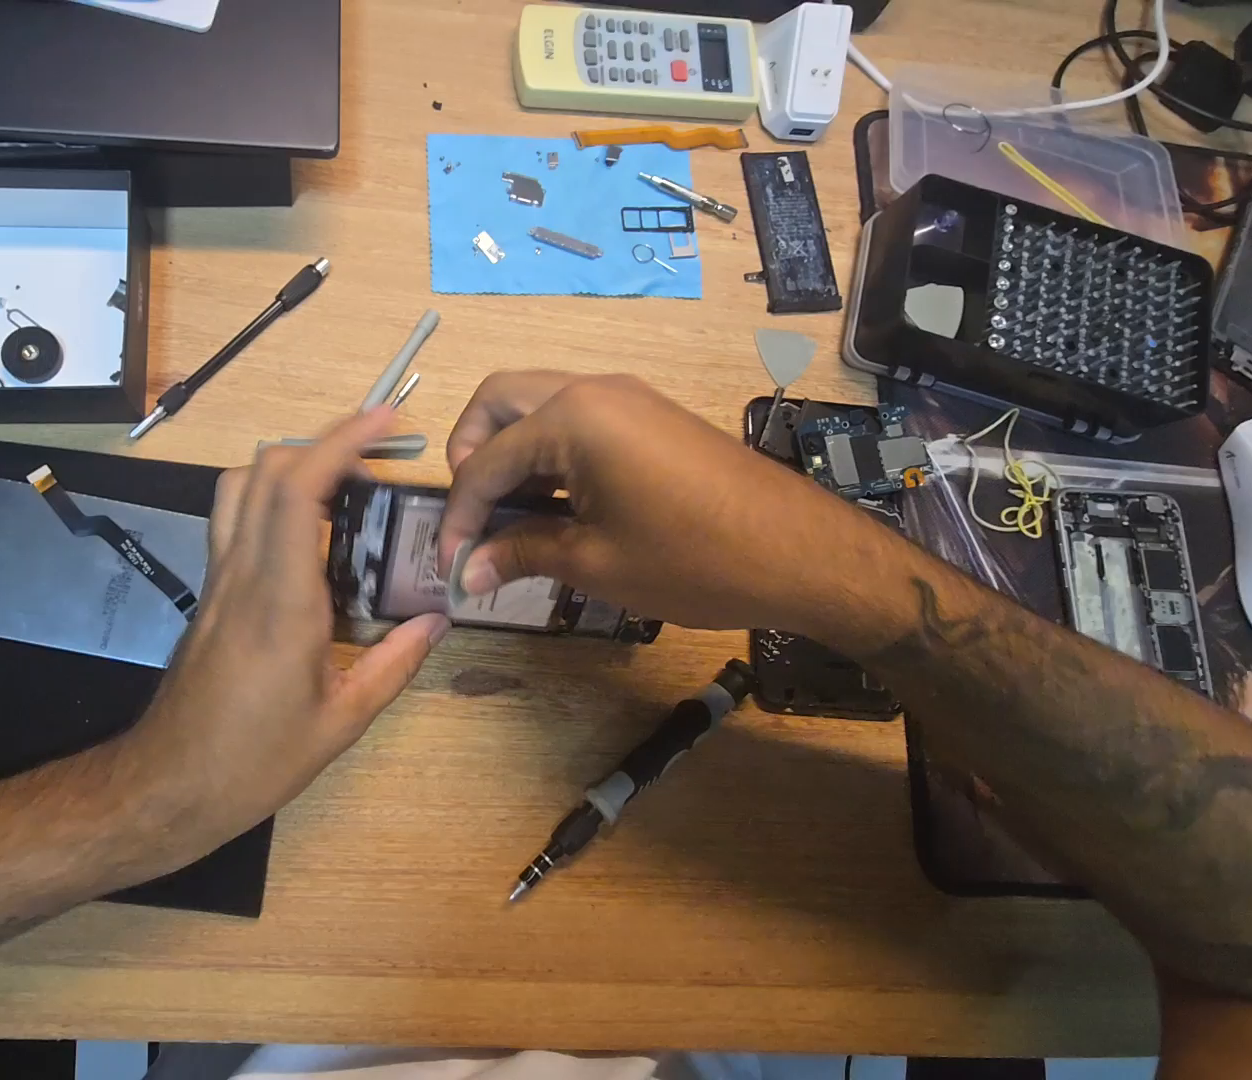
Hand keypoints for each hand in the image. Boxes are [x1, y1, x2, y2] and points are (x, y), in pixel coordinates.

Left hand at [117, 408, 450, 858]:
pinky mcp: (209, 591)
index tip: (385, 420)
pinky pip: (234, 519)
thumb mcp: (342, 722)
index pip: (299, 493)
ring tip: (341, 482)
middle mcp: (242, 573)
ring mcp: (218, 578)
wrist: (168, 785)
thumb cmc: (255, 761)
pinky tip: (308, 530)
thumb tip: (437, 620)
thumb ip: (394, 663)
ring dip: (289, 464)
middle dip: (323, 442)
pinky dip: (271, 496)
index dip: (341, 442)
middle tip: (376, 457)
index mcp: (282, 601)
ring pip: (239, 486)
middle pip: (265, 470)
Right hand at [437, 372, 897, 633]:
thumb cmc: (692, 560)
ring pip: (536, 404)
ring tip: (508, 513)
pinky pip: (573, 418)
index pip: (486, 460)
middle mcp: (592, 389)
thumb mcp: (594, 563)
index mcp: (572, 418)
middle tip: (473, 511)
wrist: (801, 553)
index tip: (449, 561)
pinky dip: (546, 451)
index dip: (460, 514)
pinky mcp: (646, 415)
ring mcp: (624, 397)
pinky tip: (552, 503)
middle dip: (470, 453)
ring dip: (507, 450)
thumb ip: (520, 554)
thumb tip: (467, 572)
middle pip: (499, 400)